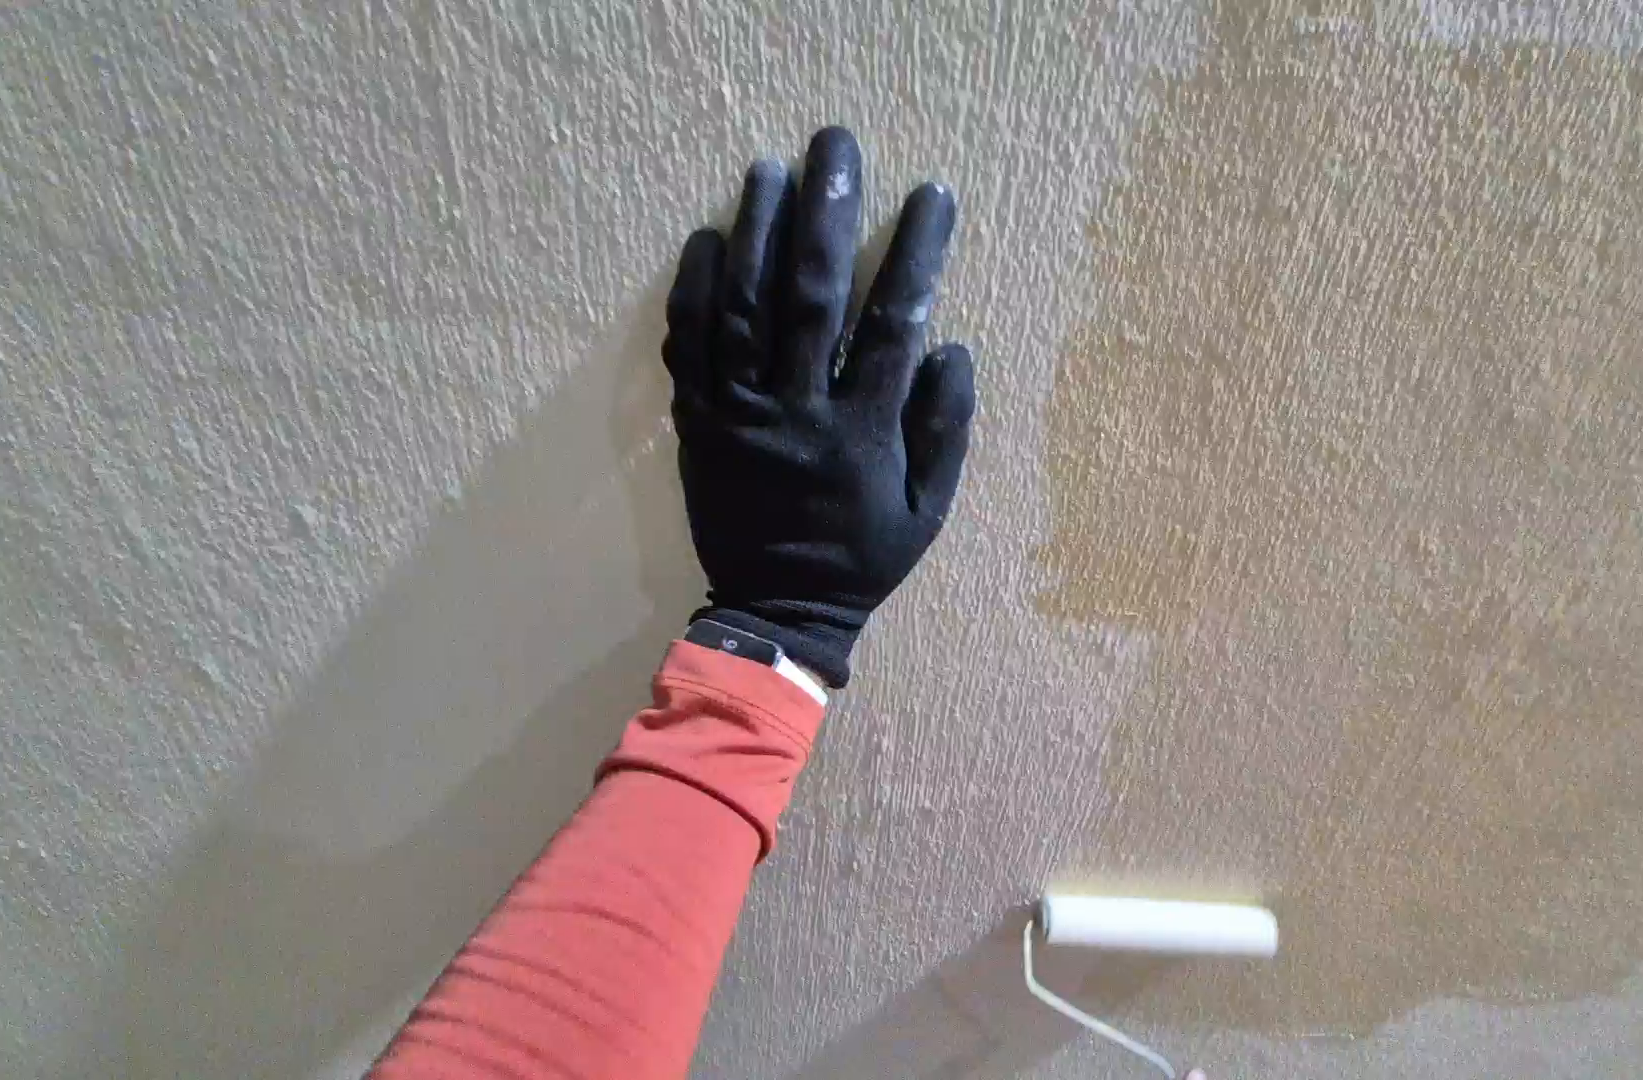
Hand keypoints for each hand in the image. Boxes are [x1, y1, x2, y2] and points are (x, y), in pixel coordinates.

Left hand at [662, 127, 974, 687]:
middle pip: (809, 298)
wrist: (776, 610)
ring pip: (743, 310)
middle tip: (834, 145)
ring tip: (769, 170)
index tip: (931, 197)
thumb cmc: (861, 560)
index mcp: (863, 432)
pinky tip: (707, 240)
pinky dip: (695, 291)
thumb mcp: (928, 512)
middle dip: (826, 214)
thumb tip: (953, 349)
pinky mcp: (699, 425)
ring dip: (756, 233)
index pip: (893, 324)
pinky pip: (690, 349)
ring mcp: (739, 416)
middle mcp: (798, 412)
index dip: (914, 255)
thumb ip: (946, 432)